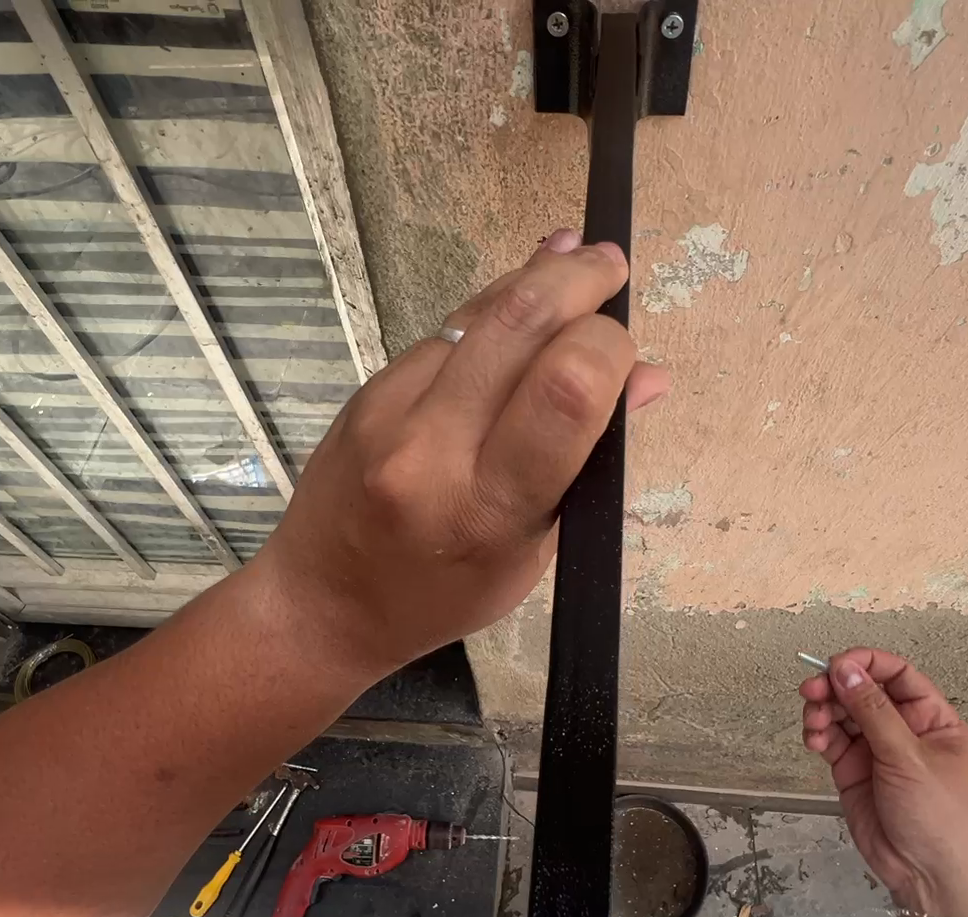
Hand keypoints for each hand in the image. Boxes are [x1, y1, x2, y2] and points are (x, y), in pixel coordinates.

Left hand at [251, 228, 669, 676]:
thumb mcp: (533, 551)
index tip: (625, 351)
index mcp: (489, 508)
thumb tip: (645, 379)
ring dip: (532, 283)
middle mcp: (432, 449)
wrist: (322, 602)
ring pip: (476, 315)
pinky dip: (489, 314)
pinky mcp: (366, 389)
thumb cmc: (444, 595)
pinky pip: (444, 334)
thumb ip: (585, 462)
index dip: (608, 348)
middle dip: (577, 279)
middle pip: (517, 323)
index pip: (565, 390)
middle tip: (610, 263)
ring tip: (573, 264)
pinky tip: (515, 310)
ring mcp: (388, 411)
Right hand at [800, 649, 967, 916]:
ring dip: (822, 710)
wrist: (934, 882)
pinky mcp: (852, 771)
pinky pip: (830, 740)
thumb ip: (873, 710)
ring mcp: (875, 750)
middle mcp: (902, 729)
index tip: (835, 664)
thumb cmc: (941, 816)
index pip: (896, 674)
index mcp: (931, 719)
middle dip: (835, 686)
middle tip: (811, 691)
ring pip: (841, 713)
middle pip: (862, 690)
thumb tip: (843, 667)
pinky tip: (814, 741)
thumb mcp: (909, 758)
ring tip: (813, 724)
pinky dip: (817, 734)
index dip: (866, 663)